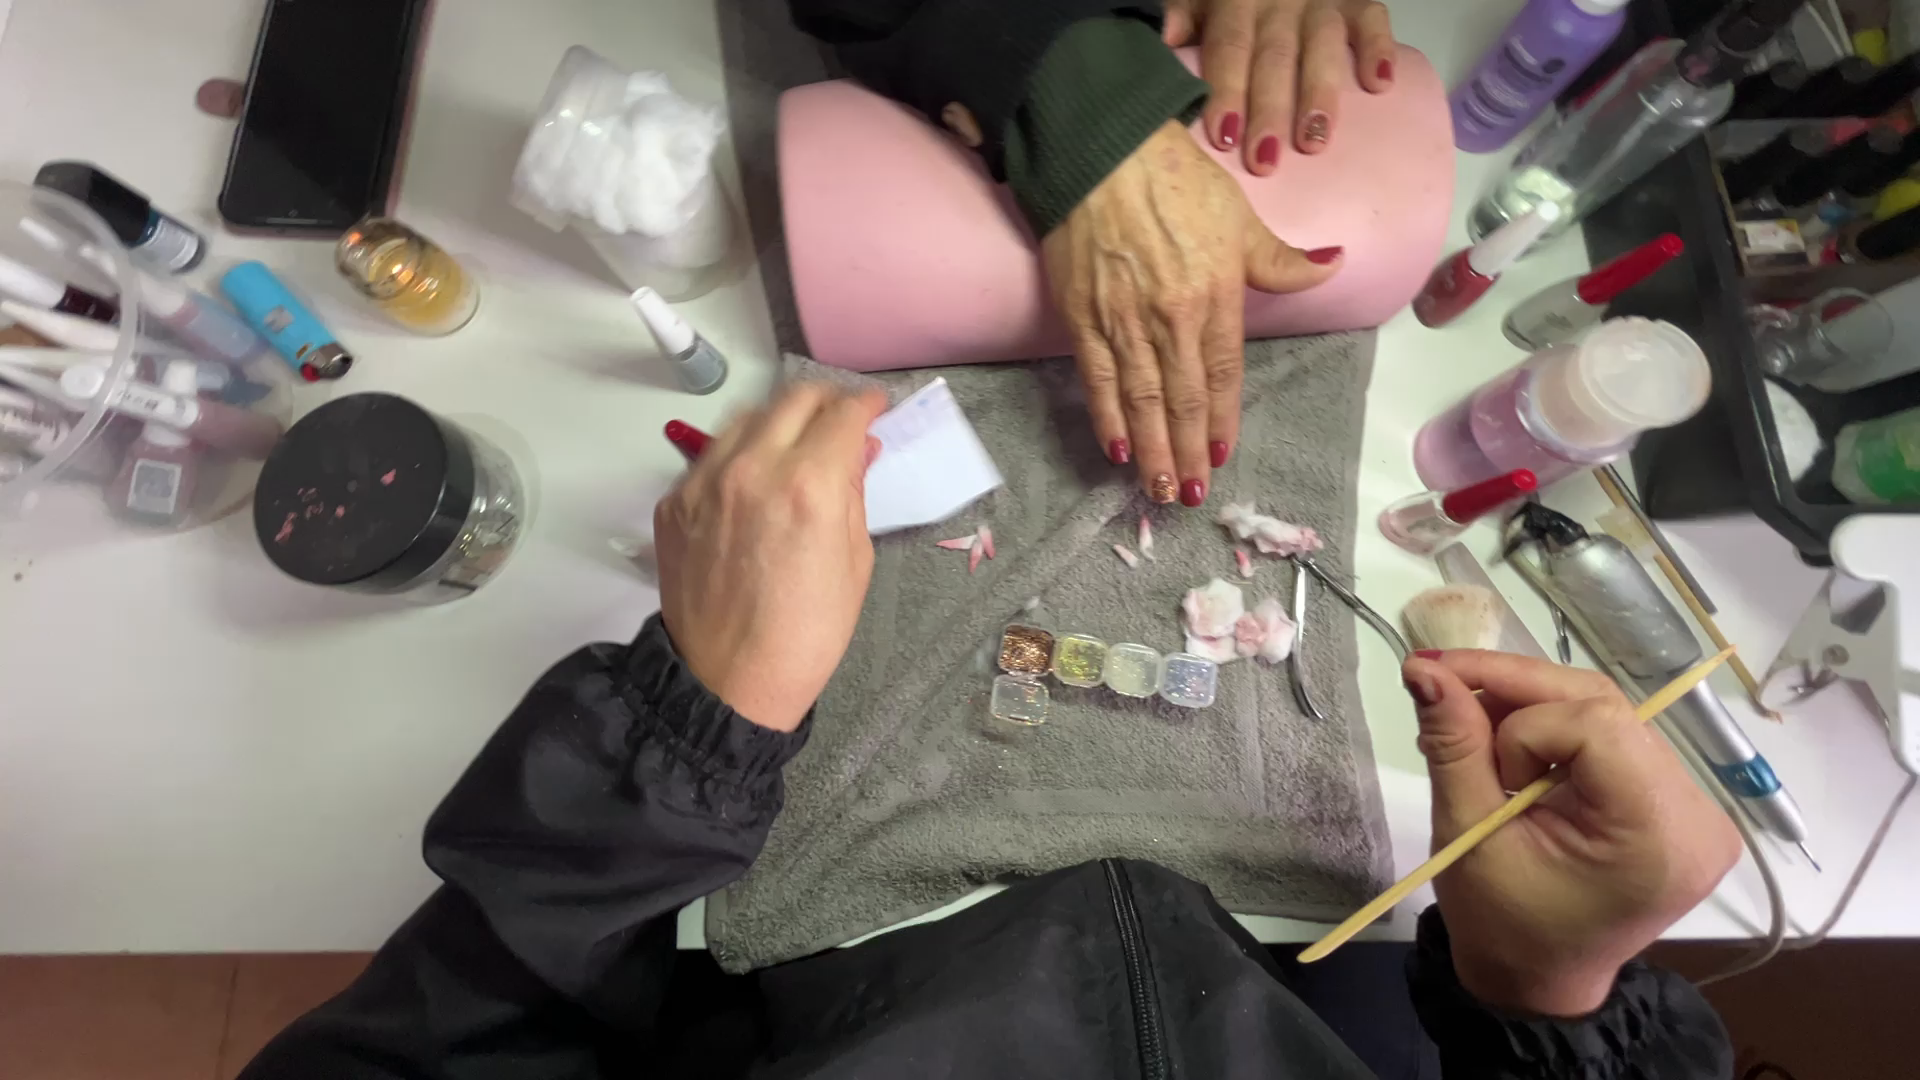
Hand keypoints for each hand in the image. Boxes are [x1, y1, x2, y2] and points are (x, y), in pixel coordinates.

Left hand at [654, 384, 886, 731]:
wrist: (729, 681)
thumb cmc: (808, 632)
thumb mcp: (855, 561)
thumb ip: (854, 493)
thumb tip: (858, 450)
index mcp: (809, 486)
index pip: (843, 415)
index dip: (867, 405)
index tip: (876, 408)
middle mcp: (752, 469)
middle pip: (794, 399)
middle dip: (828, 400)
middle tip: (843, 417)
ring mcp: (704, 482)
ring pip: (748, 416)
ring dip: (782, 418)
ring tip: (798, 441)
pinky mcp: (675, 501)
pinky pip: (713, 455)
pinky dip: (743, 453)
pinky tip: (756, 480)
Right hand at [1041, 121, 1338, 505]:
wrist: (1099, 155)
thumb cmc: (1172, 180)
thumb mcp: (1239, 215)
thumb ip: (1281, 256)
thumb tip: (1333, 263)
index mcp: (1216, 296)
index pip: (1222, 374)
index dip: (1221, 419)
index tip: (1222, 455)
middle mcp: (1172, 321)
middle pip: (1183, 400)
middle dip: (1188, 451)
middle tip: (1190, 495)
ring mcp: (1124, 325)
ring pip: (1143, 402)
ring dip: (1152, 450)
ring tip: (1158, 489)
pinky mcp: (1084, 322)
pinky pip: (1098, 381)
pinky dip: (1107, 418)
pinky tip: (1115, 450)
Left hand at [1165, 0, 1396, 173]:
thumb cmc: (1220, 2)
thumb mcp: (1193, 1)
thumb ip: (1177, 18)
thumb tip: (1158, 40)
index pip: (1229, 47)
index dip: (1226, 89)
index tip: (1225, 135)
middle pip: (1273, 57)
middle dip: (1270, 110)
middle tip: (1266, 160)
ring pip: (1320, 45)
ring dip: (1319, 94)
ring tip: (1315, 140)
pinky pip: (1371, 17)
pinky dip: (1378, 48)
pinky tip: (1379, 84)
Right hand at [1403, 650, 1741, 1016]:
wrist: (1534, 972)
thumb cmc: (1499, 918)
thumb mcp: (1465, 830)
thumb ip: (1452, 744)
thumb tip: (1422, 668)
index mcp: (1656, 834)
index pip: (1593, 723)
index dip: (1518, 723)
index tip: (1472, 757)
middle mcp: (1692, 810)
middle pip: (1597, 701)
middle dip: (1508, 686)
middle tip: (1440, 690)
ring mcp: (1685, 801)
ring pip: (1593, 705)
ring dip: (1517, 701)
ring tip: (1463, 728)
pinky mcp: (1661, 795)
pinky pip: (1597, 729)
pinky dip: (1536, 722)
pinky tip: (1495, 745)